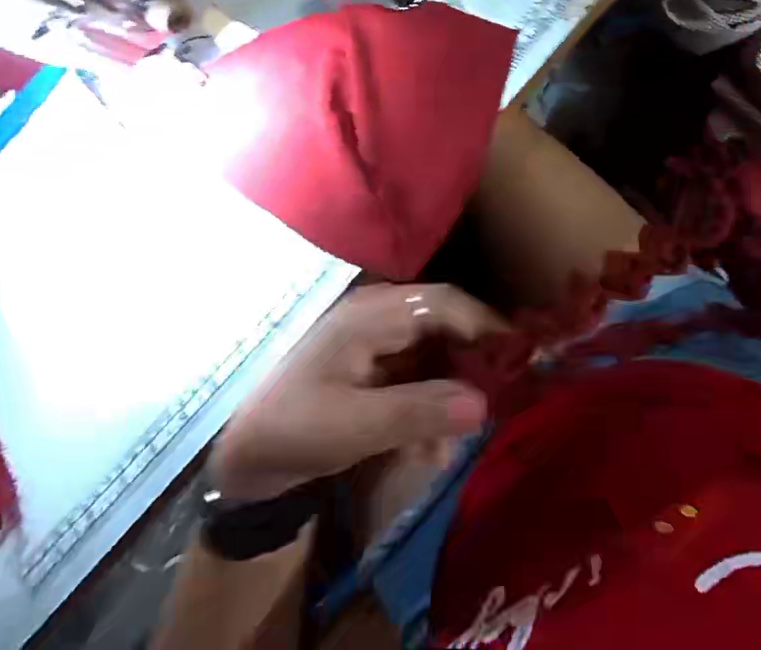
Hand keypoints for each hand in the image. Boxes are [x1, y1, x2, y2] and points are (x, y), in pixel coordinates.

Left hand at [209, 282, 503, 502]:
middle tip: (504, 396)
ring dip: (455, 386)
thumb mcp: (352, 426)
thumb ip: (418, 411)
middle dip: (476, 360)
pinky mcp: (377, 363)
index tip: (520, 359)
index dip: (487, 326)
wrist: (240, 456)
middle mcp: (380, 315)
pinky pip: (421, 371)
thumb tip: (485, 403)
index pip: (445, 304)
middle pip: (447, 322)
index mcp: (372, 314)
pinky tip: (433, 442)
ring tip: (465, 429)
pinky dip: (434, 401)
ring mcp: (379, 338)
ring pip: (438, 349)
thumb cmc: (290, 429)